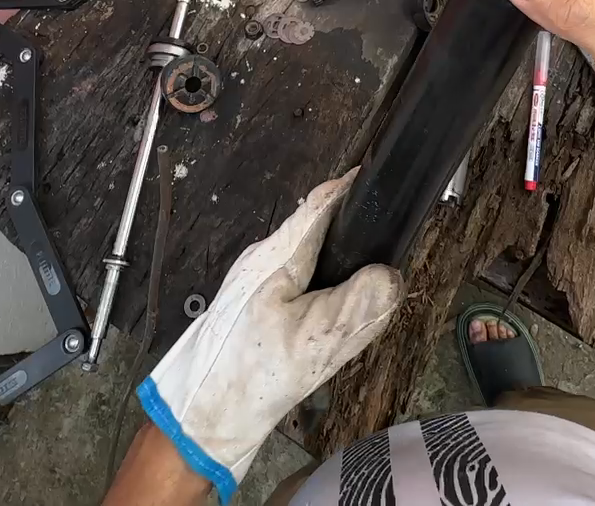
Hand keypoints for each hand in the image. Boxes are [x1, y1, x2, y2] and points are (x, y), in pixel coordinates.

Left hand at [136, 169, 400, 503]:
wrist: (203, 417)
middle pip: (316, 226)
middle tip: (384, 237)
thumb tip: (391, 275)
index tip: (379, 178)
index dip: (350, 188)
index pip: (320, 203)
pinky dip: (321, 282)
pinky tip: (333, 307)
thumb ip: (356, 306)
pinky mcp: (255, 299)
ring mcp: (256, 277)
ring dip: (336, 257)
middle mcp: (265, 255)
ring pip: (307, 253)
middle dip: (349, 227)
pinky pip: (298, 277)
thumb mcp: (313, 342)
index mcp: (279, 254)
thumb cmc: (254, 371)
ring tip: (367, 275)